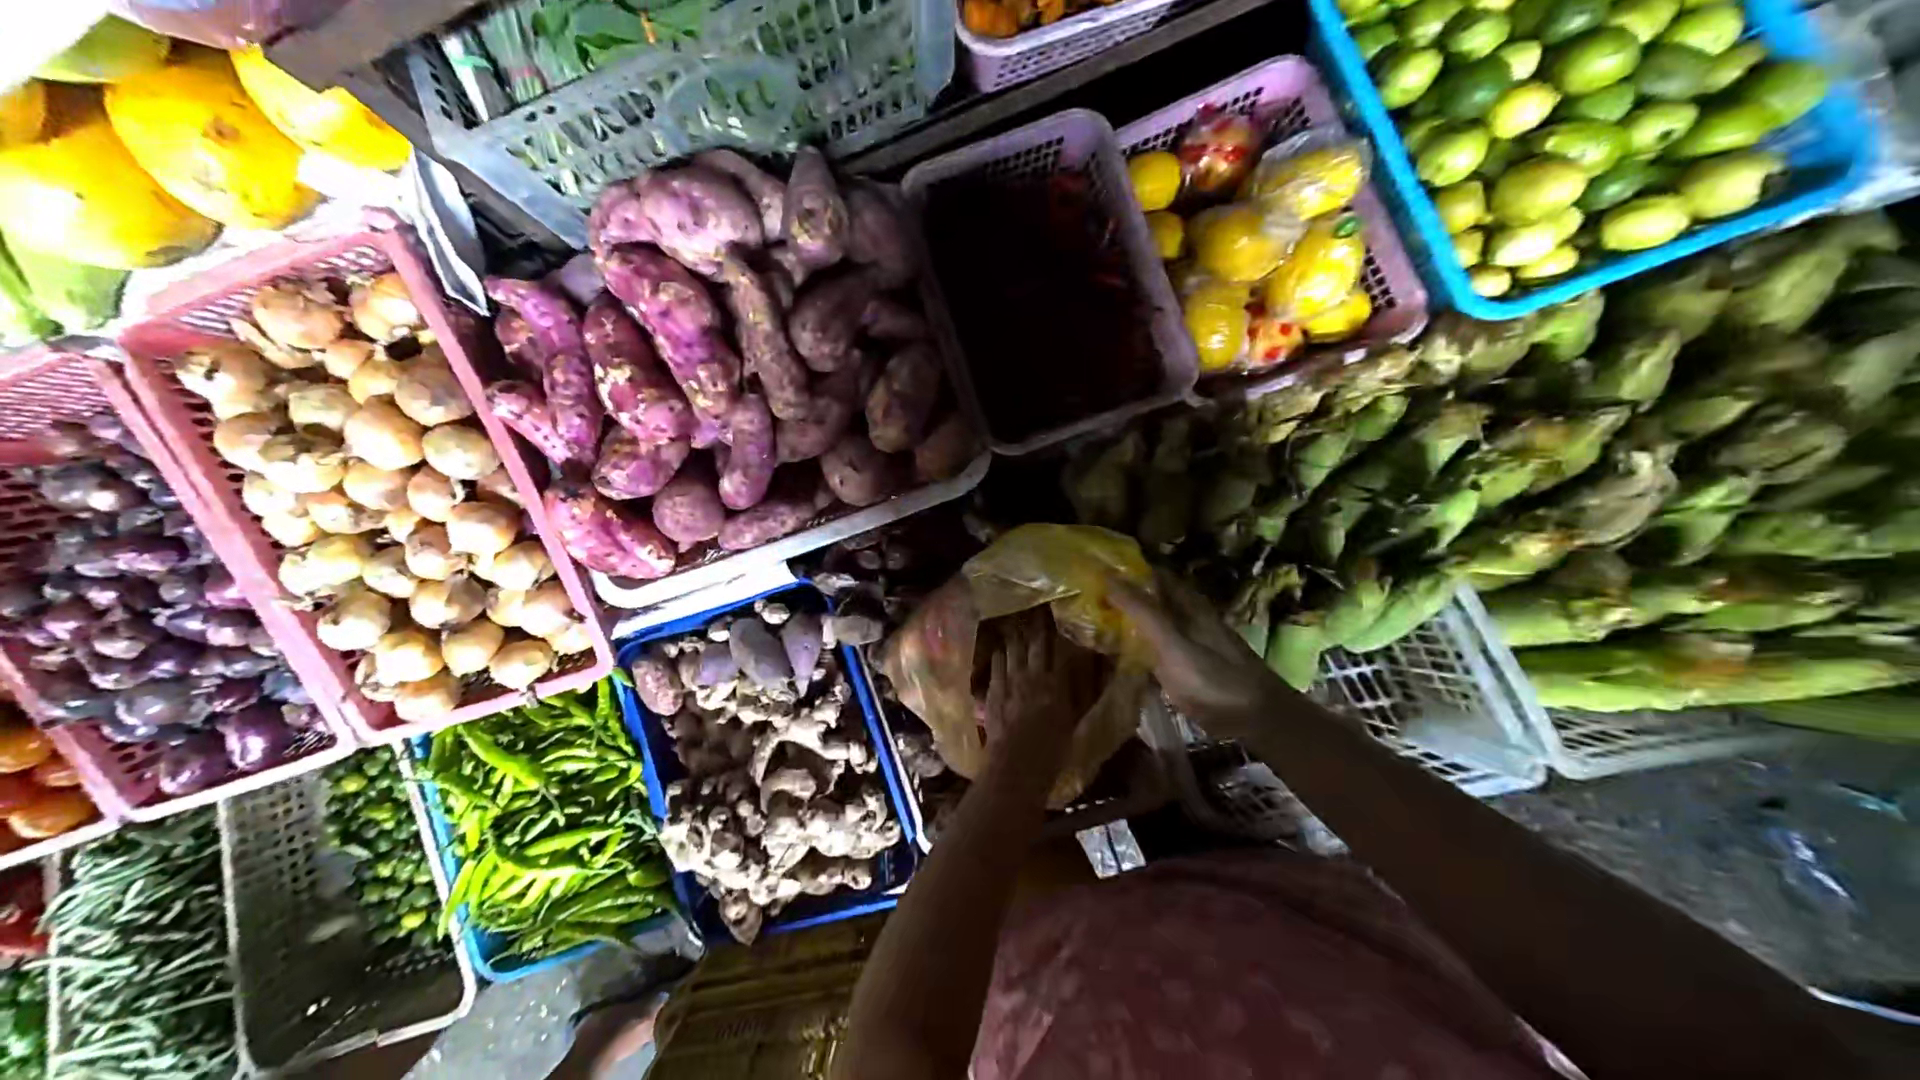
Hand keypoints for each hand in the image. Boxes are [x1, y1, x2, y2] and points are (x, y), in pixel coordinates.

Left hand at [983, 610, 1100, 760]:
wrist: (1017, 763)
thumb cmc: (1052, 748)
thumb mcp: (1074, 720)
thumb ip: (1082, 694)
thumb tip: (1091, 673)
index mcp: (1058, 683)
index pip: (1063, 649)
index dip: (1063, 632)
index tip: (1064, 617)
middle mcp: (1034, 674)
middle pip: (1037, 643)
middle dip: (1039, 624)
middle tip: (1040, 610)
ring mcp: (1011, 679)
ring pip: (1015, 648)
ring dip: (1018, 634)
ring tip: (1018, 621)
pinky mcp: (994, 688)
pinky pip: (997, 662)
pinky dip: (1000, 652)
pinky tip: (1000, 646)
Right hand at [1109, 569, 1290, 737]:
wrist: (1259, 721)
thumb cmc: (1215, 680)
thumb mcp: (1174, 645)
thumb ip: (1143, 613)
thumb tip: (1108, 576)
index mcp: (1189, 606)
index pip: (1156, 575)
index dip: (1129, 568)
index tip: (1097, 567)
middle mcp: (1191, 619)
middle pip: (1155, 599)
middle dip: (1125, 596)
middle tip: (1089, 597)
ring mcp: (1192, 645)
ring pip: (1156, 625)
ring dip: (1131, 622)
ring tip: (1097, 623)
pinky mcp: (1191, 669)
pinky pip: (1159, 650)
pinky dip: (1140, 648)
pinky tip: (1122, 657)